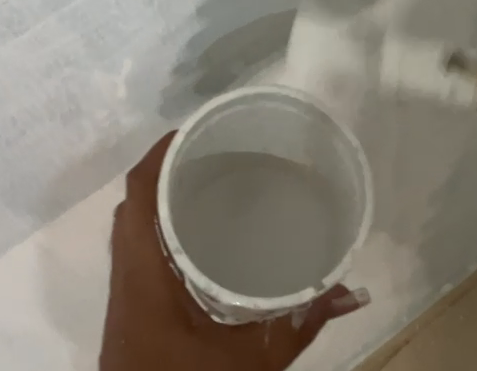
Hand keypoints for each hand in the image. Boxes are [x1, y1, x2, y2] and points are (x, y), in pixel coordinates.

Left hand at [99, 132, 370, 370]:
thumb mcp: (251, 362)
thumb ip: (298, 322)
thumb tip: (352, 292)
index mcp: (143, 270)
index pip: (139, 191)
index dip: (161, 152)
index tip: (196, 129)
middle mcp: (126, 272)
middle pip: (134, 202)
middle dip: (168, 169)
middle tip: (214, 154)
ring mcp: (124, 292)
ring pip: (133, 226)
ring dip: (162, 199)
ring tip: (209, 183)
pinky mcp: (130, 310)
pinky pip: (138, 249)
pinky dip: (161, 229)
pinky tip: (198, 239)